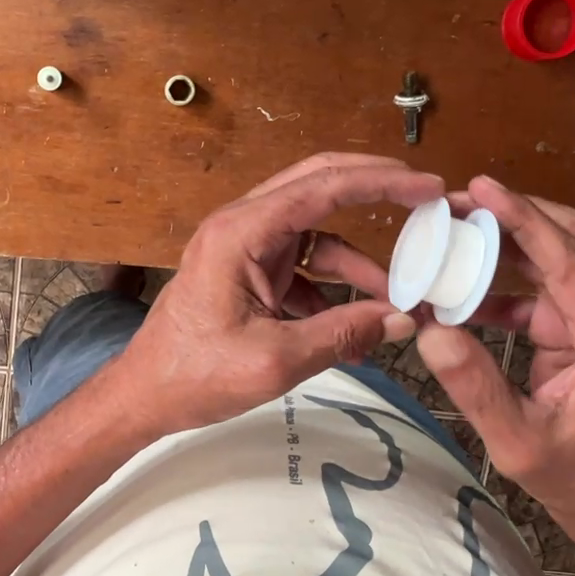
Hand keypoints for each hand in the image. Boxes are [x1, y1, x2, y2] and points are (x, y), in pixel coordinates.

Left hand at [116, 153, 444, 435]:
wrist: (145, 394)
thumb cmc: (196, 374)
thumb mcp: (276, 360)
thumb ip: (343, 334)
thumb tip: (405, 319)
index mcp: (241, 232)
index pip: (322, 186)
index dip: (380, 182)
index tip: (429, 186)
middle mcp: (242, 226)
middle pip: (317, 188)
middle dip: (373, 191)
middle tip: (427, 201)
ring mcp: (243, 248)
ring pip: (314, 235)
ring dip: (356, 264)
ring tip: (399, 299)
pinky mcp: (247, 272)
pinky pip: (300, 267)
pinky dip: (331, 290)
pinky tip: (353, 328)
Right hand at [417, 176, 574, 548]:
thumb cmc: (570, 477)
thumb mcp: (514, 442)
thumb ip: (473, 386)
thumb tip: (427, 327)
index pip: (570, 263)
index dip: (524, 220)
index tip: (481, 187)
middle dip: (514, 215)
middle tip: (453, 204)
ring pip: (566, 253)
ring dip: (511, 237)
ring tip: (455, 227)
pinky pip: (553, 282)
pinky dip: (510, 276)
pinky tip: (466, 284)